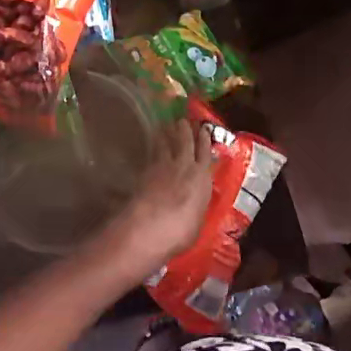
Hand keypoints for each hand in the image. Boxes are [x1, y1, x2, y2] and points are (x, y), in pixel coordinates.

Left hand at [90, 119, 214, 279]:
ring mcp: (163, 166)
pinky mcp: (145, 171)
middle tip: (183, 120)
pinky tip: (152, 144)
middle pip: (185, 142)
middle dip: (185, 130)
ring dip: (167, 133)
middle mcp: (185, 166)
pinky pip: (153, 153)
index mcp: (202, 178)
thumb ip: (197, 207)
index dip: (205, 140)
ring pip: (167, 144)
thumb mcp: (197, 222)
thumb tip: (195, 205)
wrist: (149, 227)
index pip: (205, 152)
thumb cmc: (181, 230)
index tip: (204, 129)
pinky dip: (154, 145)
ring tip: (166, 124)